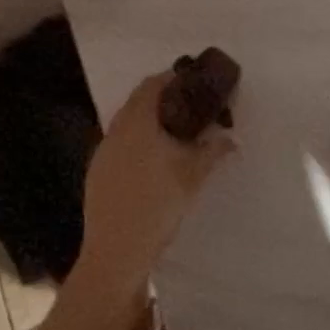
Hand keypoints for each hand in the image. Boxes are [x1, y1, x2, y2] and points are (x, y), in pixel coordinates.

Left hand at [77, 71, 234, 291]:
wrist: (116, 252)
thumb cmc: (157, 204)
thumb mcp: (193, 175)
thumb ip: (213, 150)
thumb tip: (232, 138)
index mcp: (137, 122)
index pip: (151, 85)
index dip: (172, 77)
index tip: (193, 81)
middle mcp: (115, 130)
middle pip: (138, 102)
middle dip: (162, 100)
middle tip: (189, 107)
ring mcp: (102, 153)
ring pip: (127, 124)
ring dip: (149, 122)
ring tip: (175, 134)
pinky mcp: (97, 174)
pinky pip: (119, 145)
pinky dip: (137, 142)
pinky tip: (153, 161)